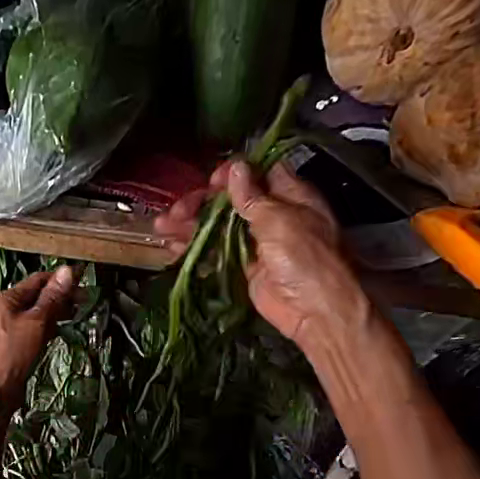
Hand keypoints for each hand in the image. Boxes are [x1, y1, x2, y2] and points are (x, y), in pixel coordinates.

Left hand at [0, 264, 78, 412]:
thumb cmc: (13, 354)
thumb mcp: (36, 323)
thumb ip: (52, 298)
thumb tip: (68, 270)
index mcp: (7, 299)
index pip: (38, 280)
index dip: (61, 279)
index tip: (84, 281)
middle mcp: (5, 310)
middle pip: (37, 296)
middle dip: (61, 296)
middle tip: (86, 300)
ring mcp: (8, 328)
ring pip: (37, 313)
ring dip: (56, 312)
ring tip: (78, 313)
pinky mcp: (14, 345)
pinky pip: (34, 329)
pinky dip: (48, 327)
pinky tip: (61, 329)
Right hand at [154, 160, 370, 350]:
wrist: (316, 310)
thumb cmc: (305, 258)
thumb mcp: (279, 219)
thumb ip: (252, 196)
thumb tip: (235, 168)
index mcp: (289, 195)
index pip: (256, 173)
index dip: (231, 174)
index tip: (210, 182)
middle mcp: (272, 216)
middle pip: (231, 201)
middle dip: (202, 203)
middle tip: (178, 211)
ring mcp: (257, 244)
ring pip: (219, 227)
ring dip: (191, 226)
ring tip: (163, 228)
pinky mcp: (245, 269)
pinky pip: (217, 254)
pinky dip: (196, 250)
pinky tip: (173, 249)